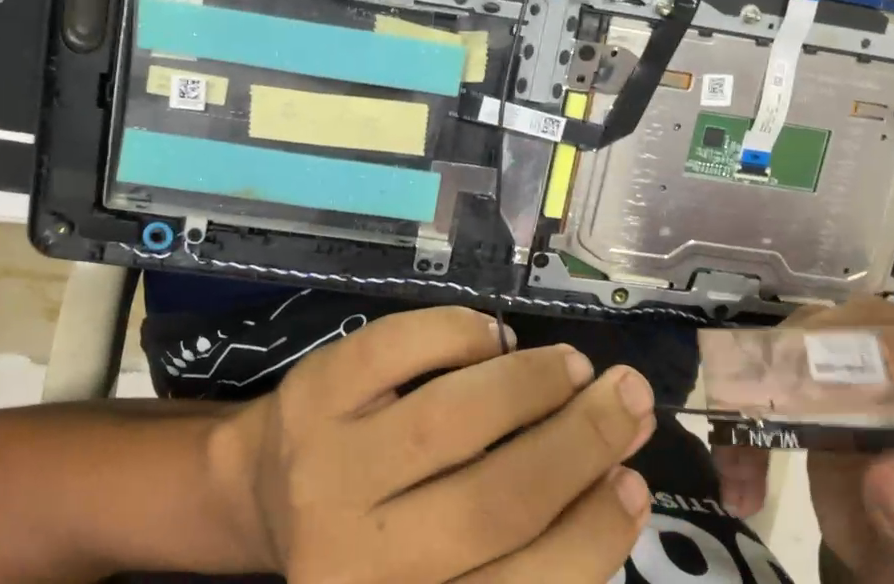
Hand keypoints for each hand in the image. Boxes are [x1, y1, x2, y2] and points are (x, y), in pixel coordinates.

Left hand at [208, 306, 657, 582]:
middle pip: (492, 503)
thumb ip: (514, 533)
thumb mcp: (437, 563)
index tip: (635, 481)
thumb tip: (612, 468)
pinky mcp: (310, 397)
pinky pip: (394, 350)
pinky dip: (456, 334)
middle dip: (577, 442)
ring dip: (526, 385)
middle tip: (626, 395)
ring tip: (572, 366)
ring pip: (447, 422)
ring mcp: (328, 470)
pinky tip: (491, 336)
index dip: (591, 534)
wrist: (258, 494)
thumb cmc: (370, 533)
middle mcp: (362, 559)